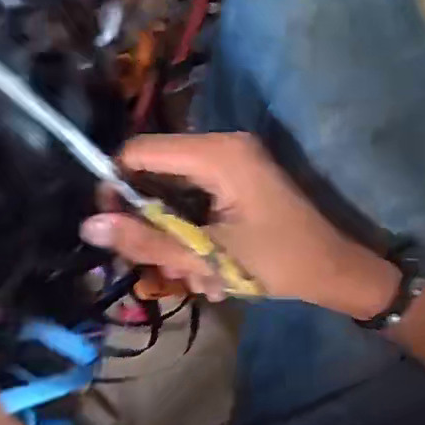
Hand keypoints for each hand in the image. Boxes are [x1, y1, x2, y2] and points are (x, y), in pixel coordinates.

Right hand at [80, 132, 400, 319]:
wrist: (335, 271)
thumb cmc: (279, 262)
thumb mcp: (208, 258)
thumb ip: (148, 241)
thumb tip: (89, 226)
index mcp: (219, 154)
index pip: (140, 152)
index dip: (116, 186)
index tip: (111, 229)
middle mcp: (224, 147)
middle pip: (156, 173)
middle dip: (151, 224)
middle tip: (156, 266)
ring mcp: (235, 163)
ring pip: (176, 193)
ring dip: (175, 238)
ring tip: (191, 278)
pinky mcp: (241, 181)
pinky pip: (198, 200)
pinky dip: (195, 235)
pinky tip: (209, 273)